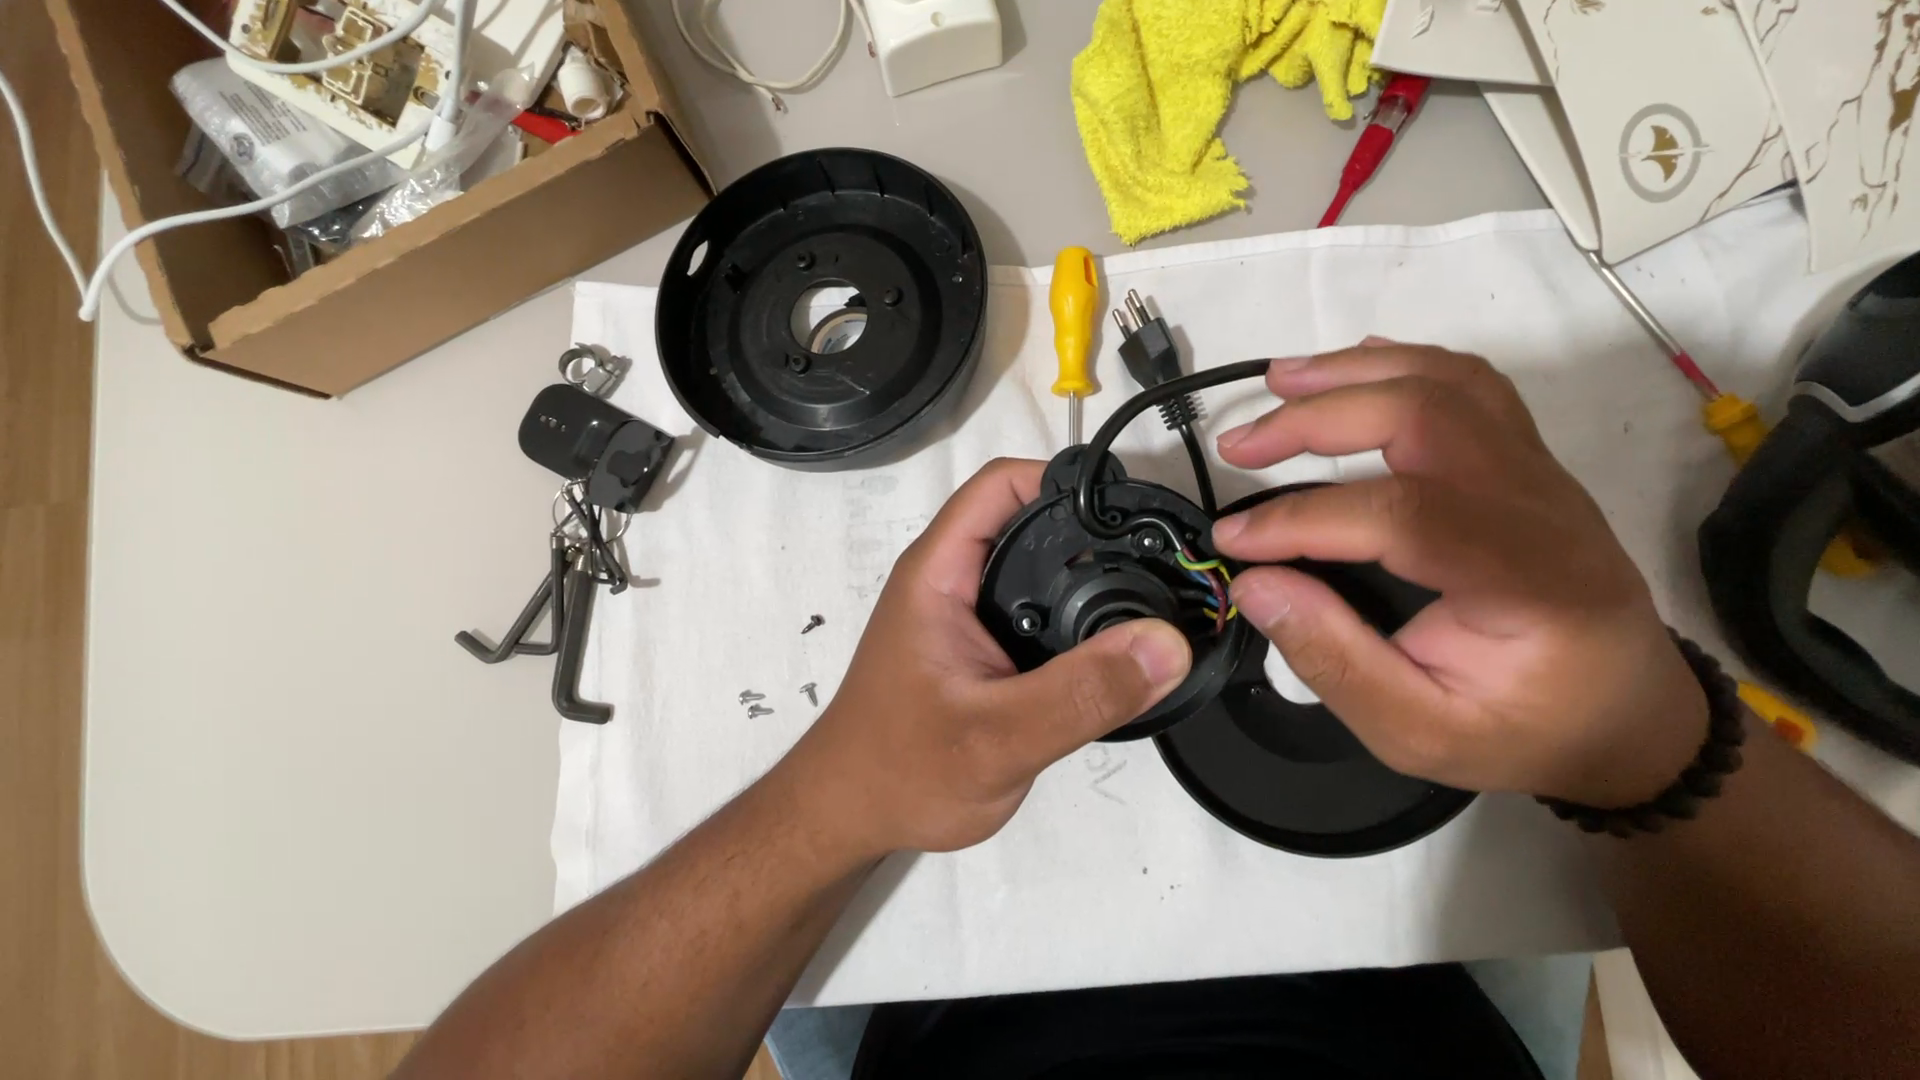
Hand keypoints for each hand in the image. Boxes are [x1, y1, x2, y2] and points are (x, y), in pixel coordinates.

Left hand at [780, 459, 1191, 857]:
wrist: (857, 813)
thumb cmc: (903, 772)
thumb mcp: (997, 738)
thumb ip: (1081, 695)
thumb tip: (1167, 644)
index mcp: (939, 573)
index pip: (1001, 486)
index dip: (1066, 480)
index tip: (1134, 508)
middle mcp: (954, 582)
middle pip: (1031, 523)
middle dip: (1095, 533)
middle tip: (1163, 561)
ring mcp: (969, 616)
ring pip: (1041, 573)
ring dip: (1093, 581)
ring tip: (1157, 602)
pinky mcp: (985, 650)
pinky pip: (1043, 616)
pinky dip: (1083, 623)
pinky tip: (1121, 650)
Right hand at [1211, 341, 1706, 806]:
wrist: (1628, 715)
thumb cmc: (1525, 732)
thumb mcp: (1421, 734)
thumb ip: (1336, 662)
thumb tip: (1255, 585)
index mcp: (1528, 580)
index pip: (1402, 516)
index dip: (1303, 517)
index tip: (1232, 539)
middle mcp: (1544, 504)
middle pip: (1428, 415)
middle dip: (1318, 418)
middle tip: (1238, 444)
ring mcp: (1542, 472)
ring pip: (1450, 381)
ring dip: (1355, 373)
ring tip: (1278, 382)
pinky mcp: (1527, 463)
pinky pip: (1469, 387)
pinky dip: (1399, 365)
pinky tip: (1347, 373)